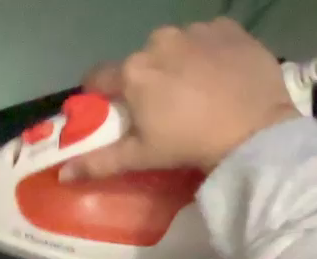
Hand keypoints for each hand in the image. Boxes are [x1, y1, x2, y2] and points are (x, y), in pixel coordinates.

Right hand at [62, 18, 298, 181]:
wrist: (253, 129)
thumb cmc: (188, 144)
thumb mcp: (141, 157)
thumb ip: (99, 162)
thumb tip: (63, 173)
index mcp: (133, 71)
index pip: (99, 77)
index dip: (102, 95)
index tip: (113, 111)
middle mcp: (159, 40)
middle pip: (141, 61)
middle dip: (145, 81)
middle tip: (162, 110)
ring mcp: (195, 29)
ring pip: (174, 46)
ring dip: (177, 64)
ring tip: (194, 93)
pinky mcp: (228, 28)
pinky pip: (207, 37)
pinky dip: (207, 54)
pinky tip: (218, 78)